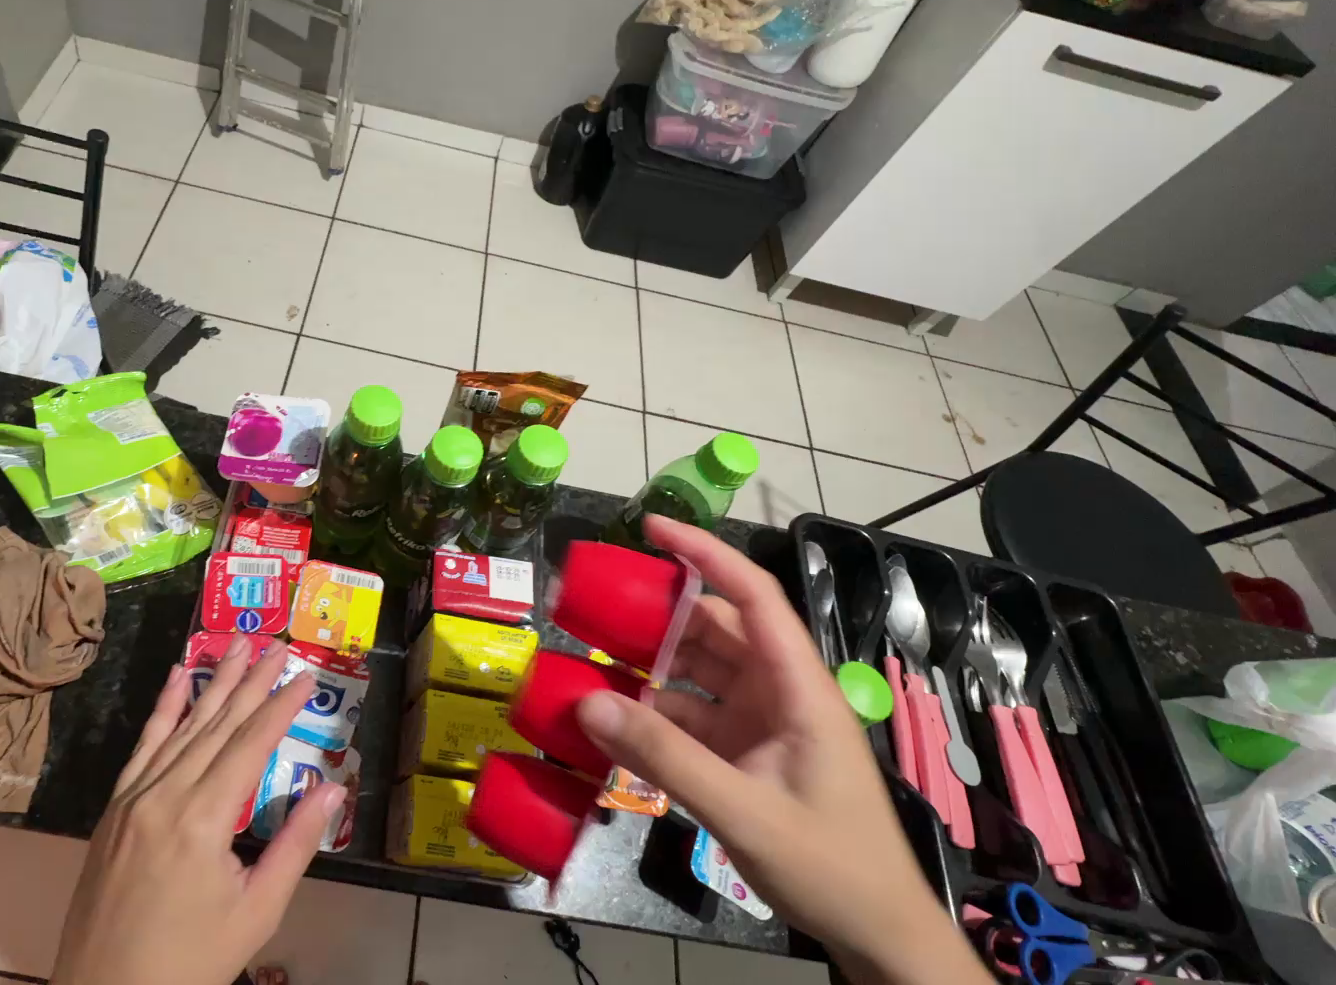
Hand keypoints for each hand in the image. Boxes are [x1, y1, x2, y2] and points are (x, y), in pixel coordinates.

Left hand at [50, 636, 339, 984]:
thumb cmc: (191, 961)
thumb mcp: (257, 911)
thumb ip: (296, 845)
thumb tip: (333, 788)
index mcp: (203, 818)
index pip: (251, 744)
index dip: (280, 706)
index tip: (305, 675)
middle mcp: (166, 793)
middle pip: (218, 724)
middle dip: (251, 681)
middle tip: (277, 645)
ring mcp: (135, 796)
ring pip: (183, 726)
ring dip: (214, 682)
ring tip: (238, 644)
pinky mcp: (115, 807)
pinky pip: (143, 745)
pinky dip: (163, 708)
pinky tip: (177, 677)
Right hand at [575, 517, 991, 984]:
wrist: (878, 937)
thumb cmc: (831, 866)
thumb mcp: (743, 812)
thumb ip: (665, 757)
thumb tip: (588, 701)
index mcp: (797, 685)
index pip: (752, 595)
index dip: (705, 553)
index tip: (652, 528)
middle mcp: (777, 690)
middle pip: (713, 629)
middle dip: (657, 614)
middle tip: (595, 606)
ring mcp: (760, 720)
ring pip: (696, 670)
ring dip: (648, 664)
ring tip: (590, 657)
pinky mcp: (744, 750)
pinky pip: (688, 714)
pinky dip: (651, 714)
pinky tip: (612, 720)